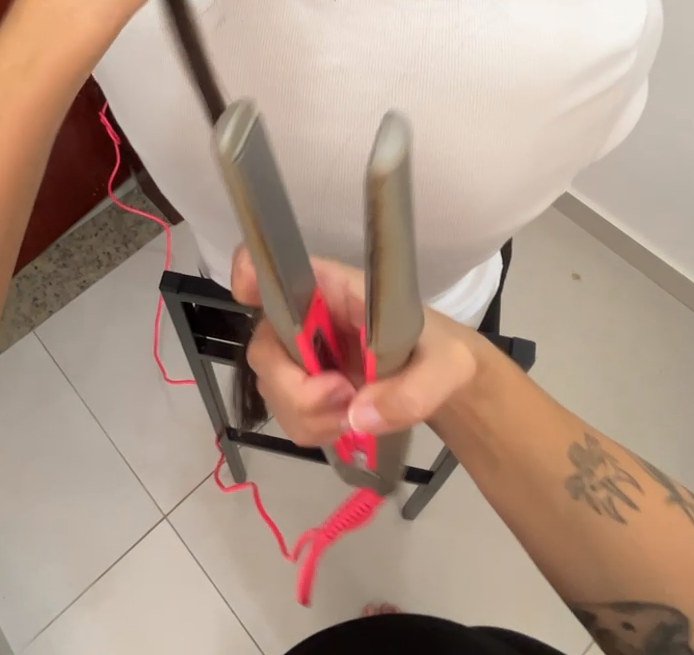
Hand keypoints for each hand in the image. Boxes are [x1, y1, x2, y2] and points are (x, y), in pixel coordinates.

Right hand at [231, 251, 485, 446]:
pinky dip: (313, 428)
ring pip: (271, 386)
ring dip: (309, 415)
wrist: (440, 382)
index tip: (247, 296)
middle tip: (343, 398)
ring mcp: (301, 353)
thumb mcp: (446, 366)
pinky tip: (347, 423)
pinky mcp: (305, 385)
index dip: (249, 274)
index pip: (274, 264)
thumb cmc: (441, 353)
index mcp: (333, 287)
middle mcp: (306, 315)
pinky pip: (286, 413)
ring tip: (356, 415)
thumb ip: (412, 391)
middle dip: (295, 387)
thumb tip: (359, 415)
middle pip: (264, 346)